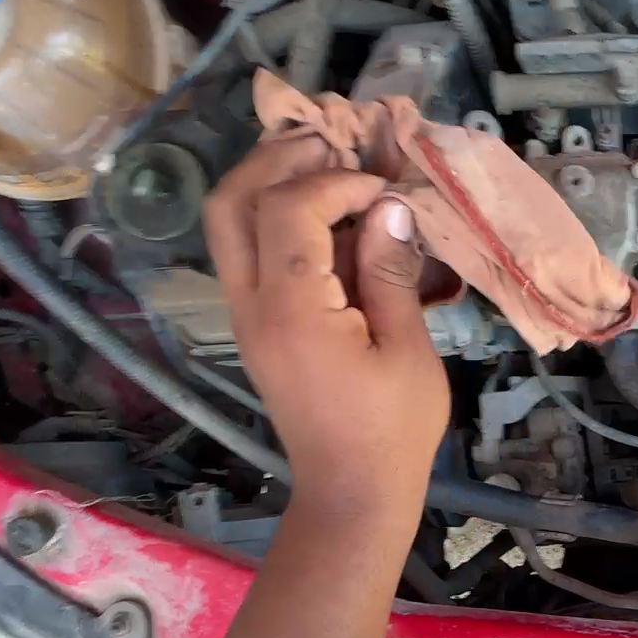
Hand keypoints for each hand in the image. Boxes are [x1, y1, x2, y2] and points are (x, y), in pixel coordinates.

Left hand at [203, 136, 450, 519]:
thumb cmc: (394, 429)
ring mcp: (246, 318)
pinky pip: (249, 258)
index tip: (386, 190)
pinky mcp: (257, 331)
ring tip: (322, 170)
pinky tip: (324, 225)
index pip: (291, 209)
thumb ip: (390, 274)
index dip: (338, 183)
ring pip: (229, 227)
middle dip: (278, 162)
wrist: (354, 490)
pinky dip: (276, 224)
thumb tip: (388, 209)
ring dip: (268, 186)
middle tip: (331, 148)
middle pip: (233, 202)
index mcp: (294, 308)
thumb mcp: (408, 350)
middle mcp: (251, 305)